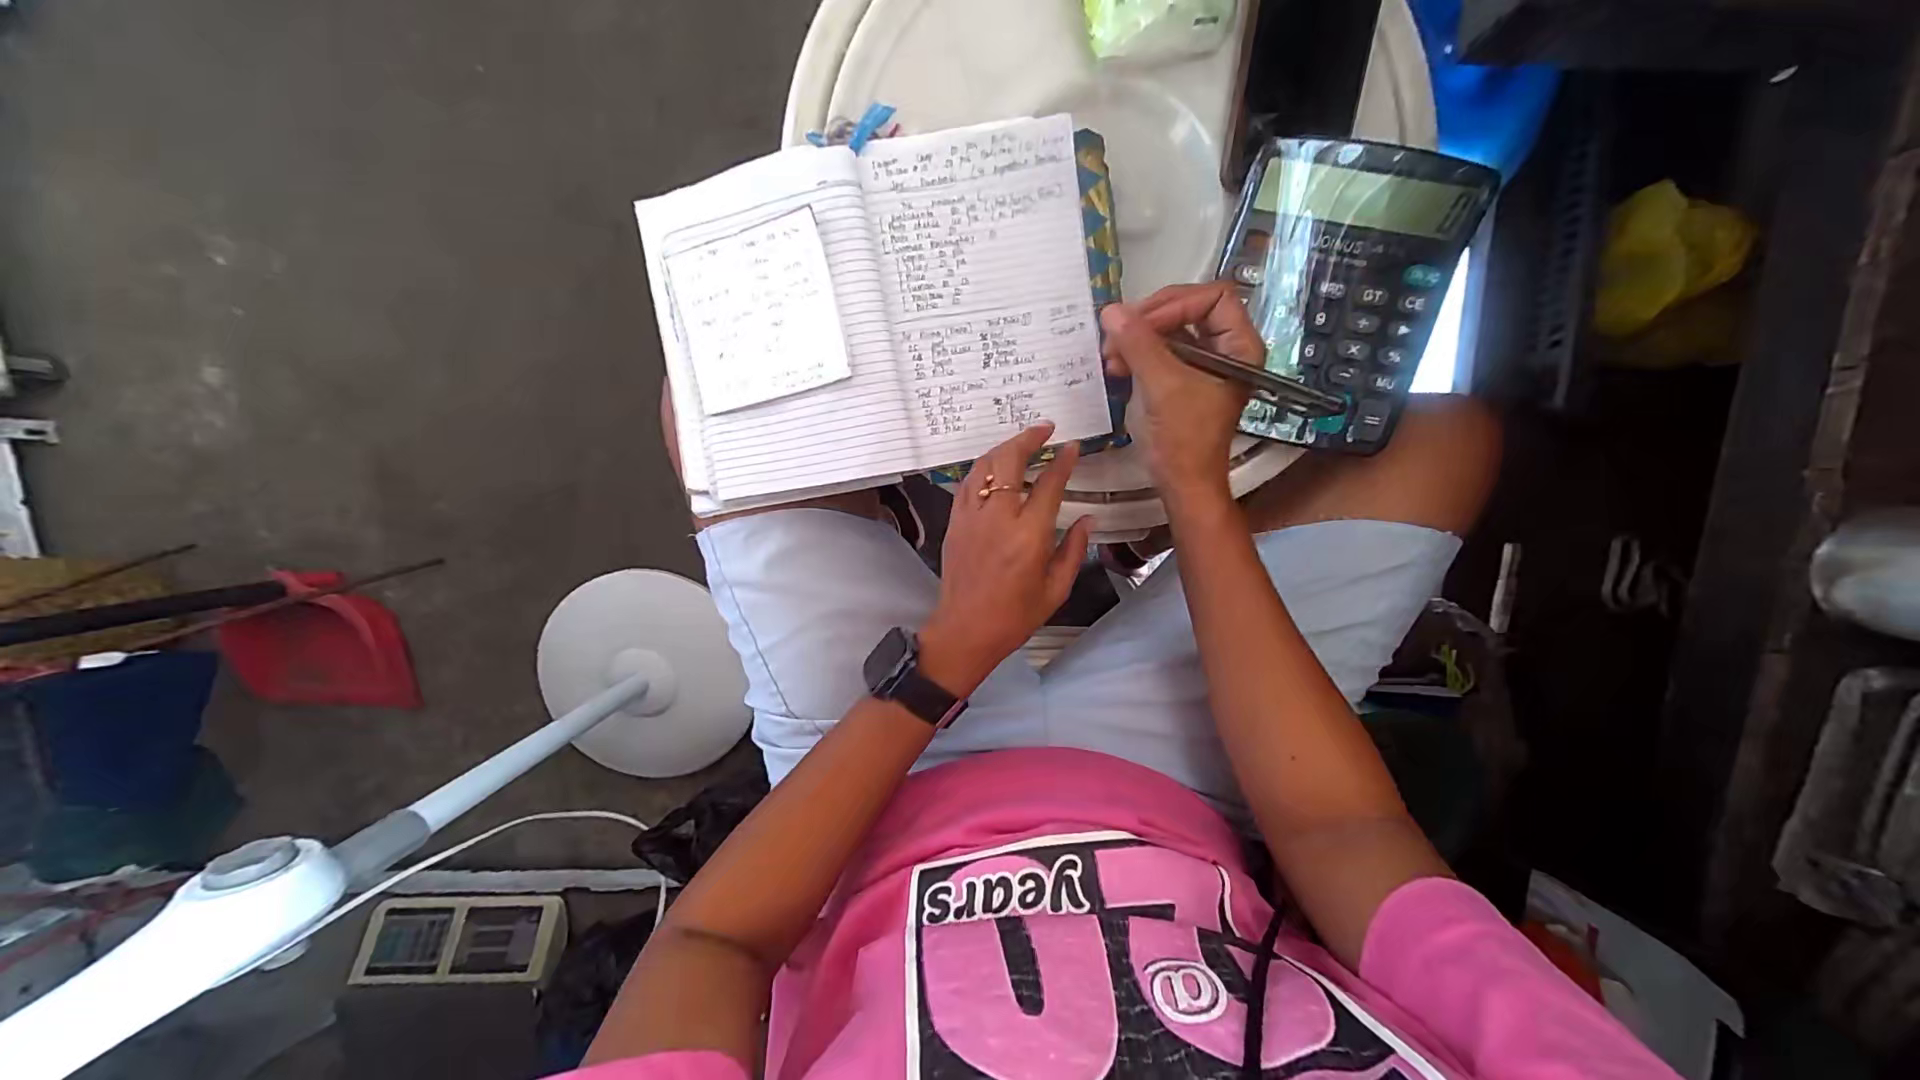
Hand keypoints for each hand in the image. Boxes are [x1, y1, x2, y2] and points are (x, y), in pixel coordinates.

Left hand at [918, 423, 1091, 696]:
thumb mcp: (1056, 588)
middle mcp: (998, 518)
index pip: (1049, 483)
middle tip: (1045, 429)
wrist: (966, 629)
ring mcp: (972, 517)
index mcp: (1029, 535)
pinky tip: (994, 467)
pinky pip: (967, 483)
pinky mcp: (955, 522)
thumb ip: (1073, 549)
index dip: (1062, 461)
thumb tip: (1087, 519)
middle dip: (1028, 438)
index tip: (1071, 447)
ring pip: (984, 466)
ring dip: (1004, 448)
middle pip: (1010, 461)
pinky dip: (983, 468)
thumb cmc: (1015, 616)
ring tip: (1021, 443)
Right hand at [1100, 284, 1265, 503]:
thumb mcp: (1163, 386)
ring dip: (1137, 338)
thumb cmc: (1185, 439)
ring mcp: (1202, 366)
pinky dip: (1136, 355)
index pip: (1213, 298)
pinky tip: (1116, 366)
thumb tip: (1111, 311)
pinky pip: (1159, 353)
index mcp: (1240, 347)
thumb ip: (1139, 344)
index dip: (1176, 305)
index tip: (1142, 325)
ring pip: (1169, 331)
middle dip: (1150, 320)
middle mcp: (1225, 350)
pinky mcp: (1181, 381)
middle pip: (1188, 309)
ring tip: (1111, 355)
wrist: (1183, 484)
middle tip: (1118, 333)